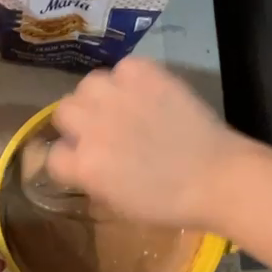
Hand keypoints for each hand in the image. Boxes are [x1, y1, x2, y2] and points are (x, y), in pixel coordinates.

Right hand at [48, 58, 250, 228]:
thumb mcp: (119, 203)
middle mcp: (93, 127)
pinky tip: (144, 92)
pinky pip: (123, 68)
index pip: (53, 154)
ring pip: (88, 84)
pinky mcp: (146, 75)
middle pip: (64, 111)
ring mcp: (118, 97)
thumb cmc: (170, 203)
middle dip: (79, 122)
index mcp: (85, 165)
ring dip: (99, 96)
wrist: (218, 178)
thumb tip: (84, 162)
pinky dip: (130, 77)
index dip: (69, 157)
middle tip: (102, 129)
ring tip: (120, 106)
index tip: (84, 159)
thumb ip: (92, 179)